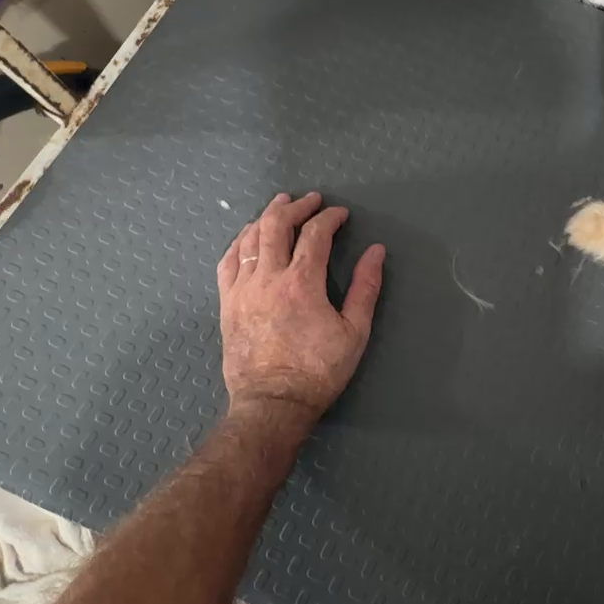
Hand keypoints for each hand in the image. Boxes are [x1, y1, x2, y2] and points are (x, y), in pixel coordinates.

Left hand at [217, 193, 384, 419]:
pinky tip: (248, 236)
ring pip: (250, 239)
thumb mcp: (355, 331)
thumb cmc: (319, 370)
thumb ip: (365, 287)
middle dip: (295, 207)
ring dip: (266, 217)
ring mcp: (242, 290)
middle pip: (276, 226)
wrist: (273, 404)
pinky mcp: (227, 303)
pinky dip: (240, 242)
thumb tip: (376, 251)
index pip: (315, 234)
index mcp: (302, 283)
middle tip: (310, 200)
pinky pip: (228, 262)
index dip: (329, 218)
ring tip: (280, 206)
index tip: (341, 214)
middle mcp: (268, 278)